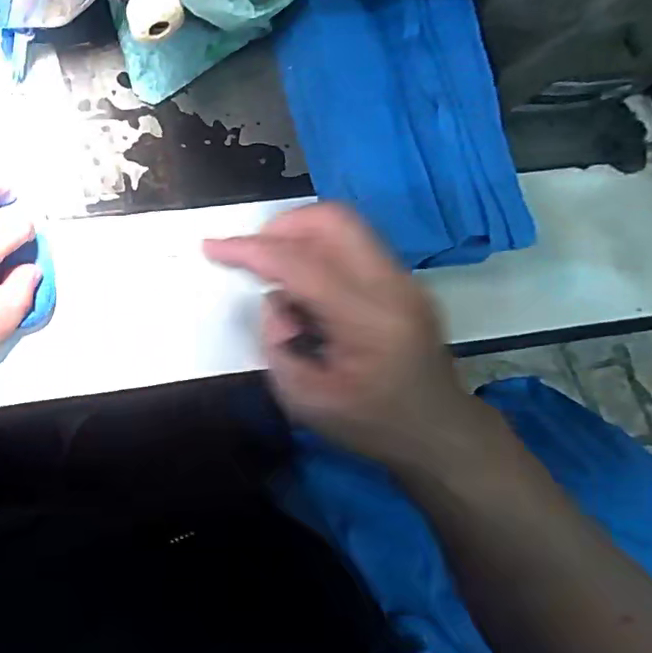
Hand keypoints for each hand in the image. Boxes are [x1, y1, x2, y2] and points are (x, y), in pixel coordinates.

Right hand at [203, 202, 485, 470]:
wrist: (438, 432)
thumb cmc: (370, 424)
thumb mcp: (304, 400)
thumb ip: (275, 345)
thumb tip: (275, 304)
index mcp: (368, 321)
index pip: (302, 264)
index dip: (251, 250)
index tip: (213, 247)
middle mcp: (392, 287)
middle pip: (332, 220)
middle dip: (279, 227)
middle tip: (250, 256)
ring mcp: (403, 279)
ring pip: (343, 226)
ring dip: (298, 240)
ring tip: (280, 286)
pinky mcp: (402, 281)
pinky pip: (350, 245)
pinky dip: (316, 254)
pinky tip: (306, 296)